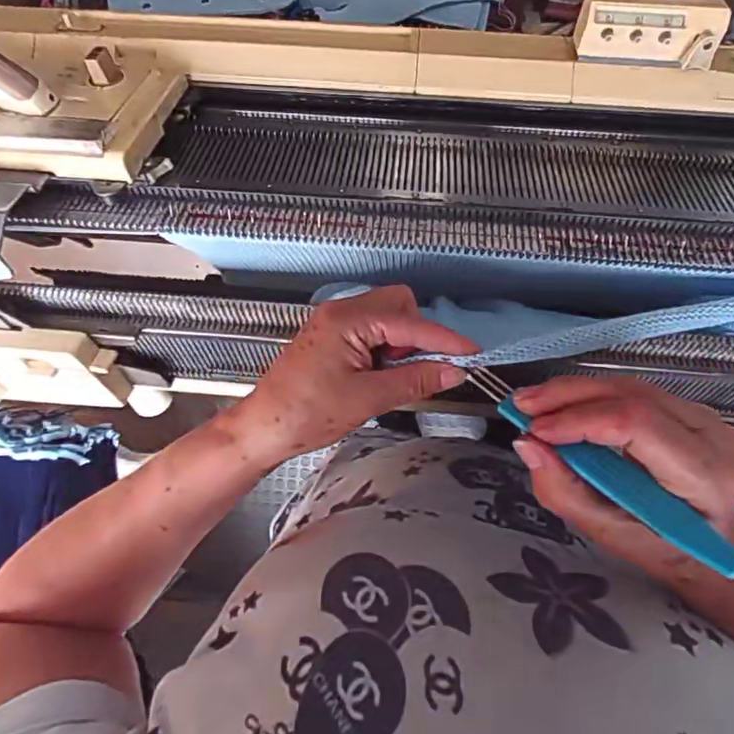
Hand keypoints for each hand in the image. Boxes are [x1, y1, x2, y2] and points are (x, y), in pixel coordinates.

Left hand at [218, 285, 476, 465]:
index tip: (471, 353)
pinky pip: (372, 329)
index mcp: (348, 320)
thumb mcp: (368, 399)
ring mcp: (335, 322)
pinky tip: (378, 374)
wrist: (263, 428)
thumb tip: (452, 372)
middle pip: (400, 305)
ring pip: (387, 316)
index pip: (409, 322)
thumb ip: (415, 381)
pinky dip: (385, 348)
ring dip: (401, 343)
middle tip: (416, 369)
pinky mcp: (332, 336)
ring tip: (388, 378)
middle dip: (417, 335)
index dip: (444, 340)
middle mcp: (340, 311)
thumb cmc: (304, 413)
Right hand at [511, 376, 733, 578]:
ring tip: (532, 404)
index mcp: (704, 473)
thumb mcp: (609, 533)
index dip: (580, 420)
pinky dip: (588, 396)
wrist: (707, 545)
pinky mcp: (684, 407)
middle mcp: (711, 434)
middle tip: (522, 406)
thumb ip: (564, 491)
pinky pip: (629, 392)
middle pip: (629, 395)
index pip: (637, 424)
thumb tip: (528, 446)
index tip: (535, 430)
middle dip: (567, 397)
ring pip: (626, 386)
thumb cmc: (663, 547)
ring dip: (572, 392)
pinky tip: (558, 404)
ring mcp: (702, 415)